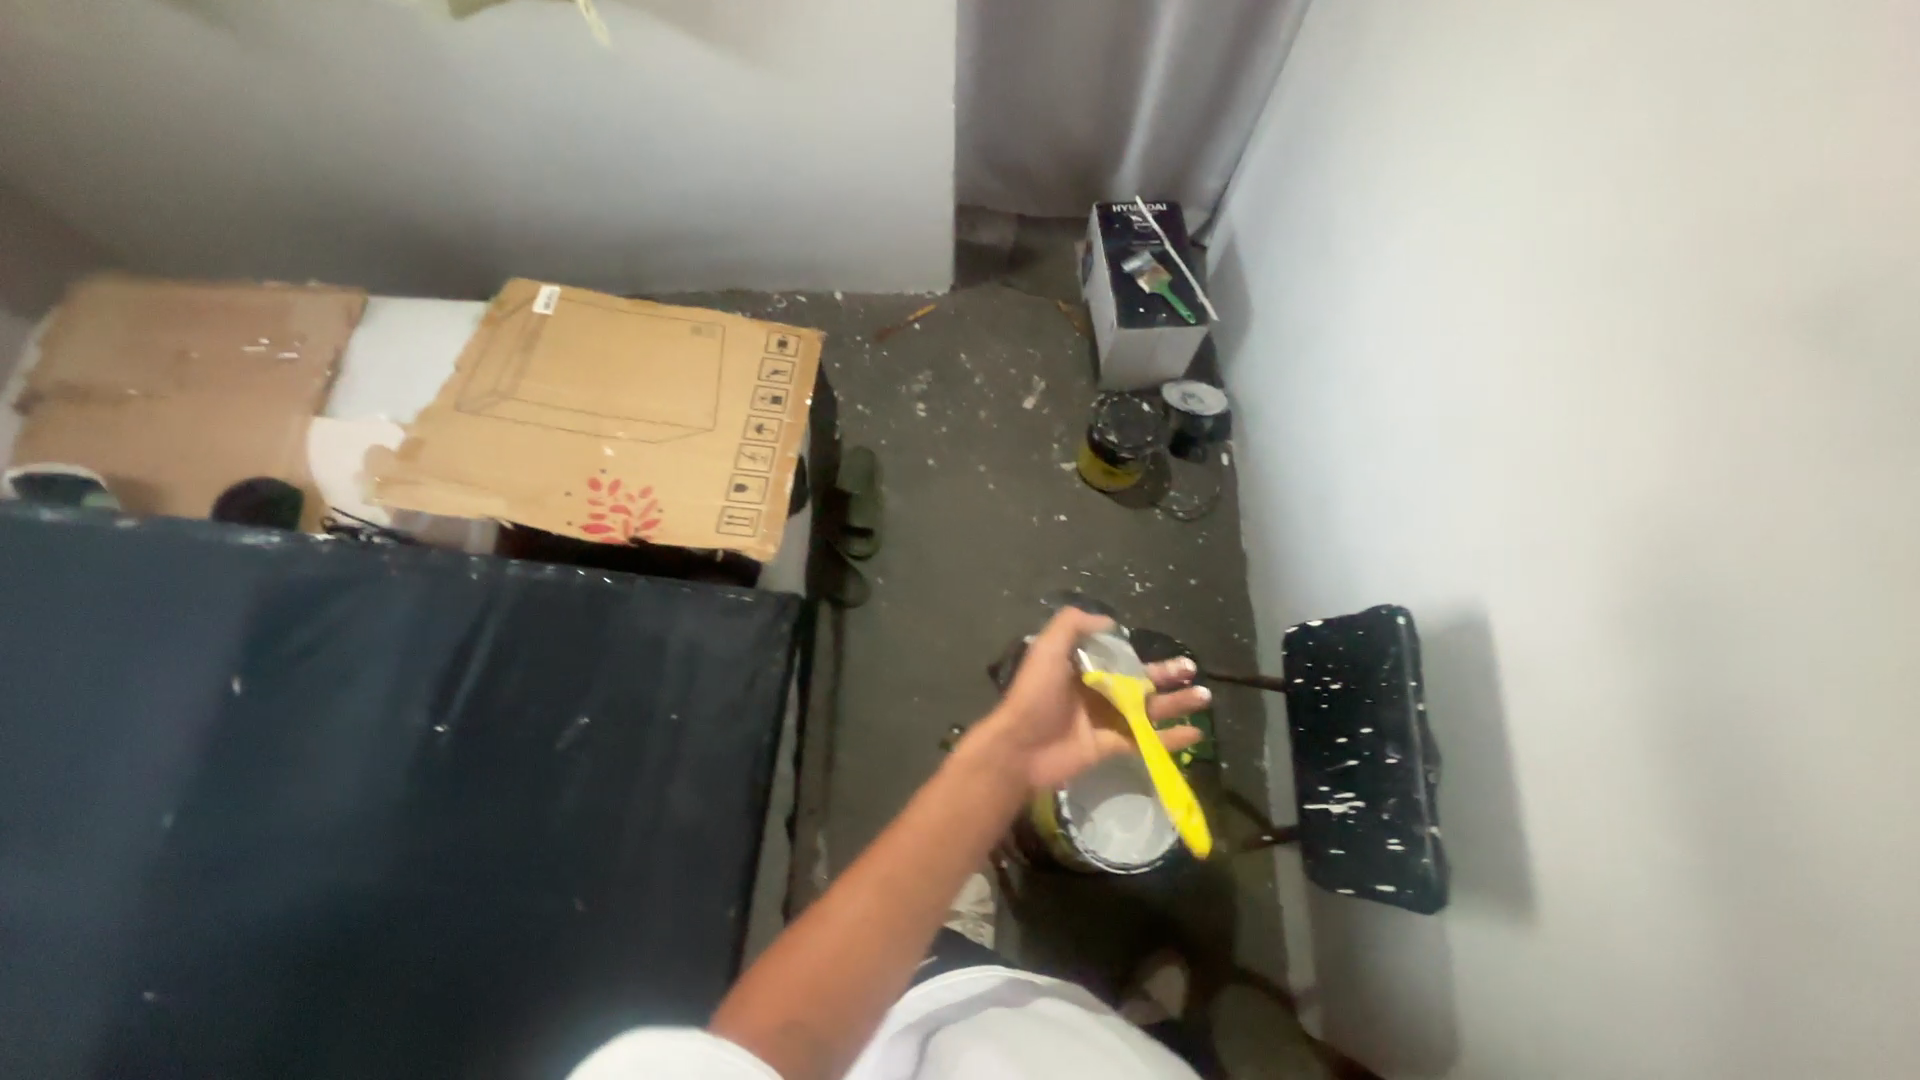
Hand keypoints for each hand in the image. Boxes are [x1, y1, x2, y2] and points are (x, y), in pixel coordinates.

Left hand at [969, 607, 1208, 790]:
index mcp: (1081, 668)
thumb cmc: (1035, 694)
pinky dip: (1170, 737)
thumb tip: (1110, 622)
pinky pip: (1145, 740)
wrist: (1021, 747)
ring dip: (1176, 703)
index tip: (1159, 646)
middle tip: (1193, 670)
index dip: (1141, 654)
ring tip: (1204, 697)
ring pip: (1147, 710)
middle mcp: (1095, 692)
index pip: (1117, 658)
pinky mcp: (1110, 747)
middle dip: (1166, 676)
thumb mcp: (1048, 648)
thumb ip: (1073, 626)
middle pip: (1139, 682)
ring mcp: (1104, 721)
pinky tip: (1194, 731)